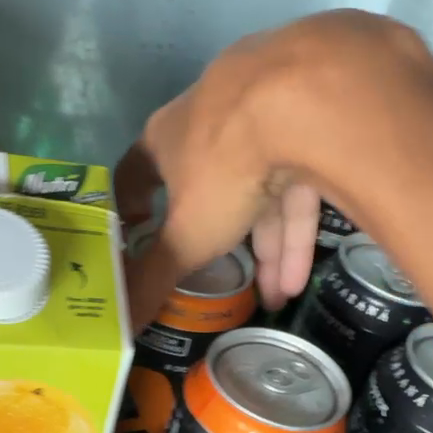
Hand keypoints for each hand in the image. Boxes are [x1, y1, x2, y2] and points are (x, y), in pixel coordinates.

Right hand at [115, 10, 432, 322]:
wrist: (307, 101)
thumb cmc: (225, 167)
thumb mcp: (185, 237)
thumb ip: (154, 281)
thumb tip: (120, 330)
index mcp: (167, 136)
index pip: (137, 171)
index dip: (133, 205)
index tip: (136, 233)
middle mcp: (212, 119)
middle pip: (208, 190)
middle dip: (218, 243)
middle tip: (220, 281)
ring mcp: (265, 117)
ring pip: (261, 195)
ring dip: (267, 251)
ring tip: (274, 299)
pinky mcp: (311, 129)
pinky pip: (298, 191)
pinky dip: (296, 237)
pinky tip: (298, 282)